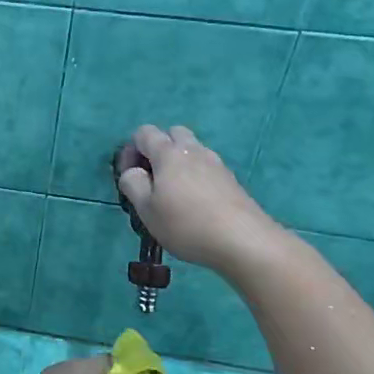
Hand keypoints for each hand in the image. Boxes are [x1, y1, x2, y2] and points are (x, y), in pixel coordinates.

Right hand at [117, 124, 283, 272]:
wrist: (243, 240)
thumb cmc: (186, 224)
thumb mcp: (147, 209)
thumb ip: (132, 184)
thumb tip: (133, 171)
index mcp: (168, 153)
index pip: (144, 133)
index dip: (131, 150)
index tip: (130, 177)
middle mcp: (193, 150)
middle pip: (172, 133)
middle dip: (158, 149)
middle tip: (153, 179)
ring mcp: (215, 163)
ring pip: (192, 149)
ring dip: (178, 162)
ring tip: (174, 194)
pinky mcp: (231, 179)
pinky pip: (206, 167)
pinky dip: (196, 175)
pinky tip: (196, 203)